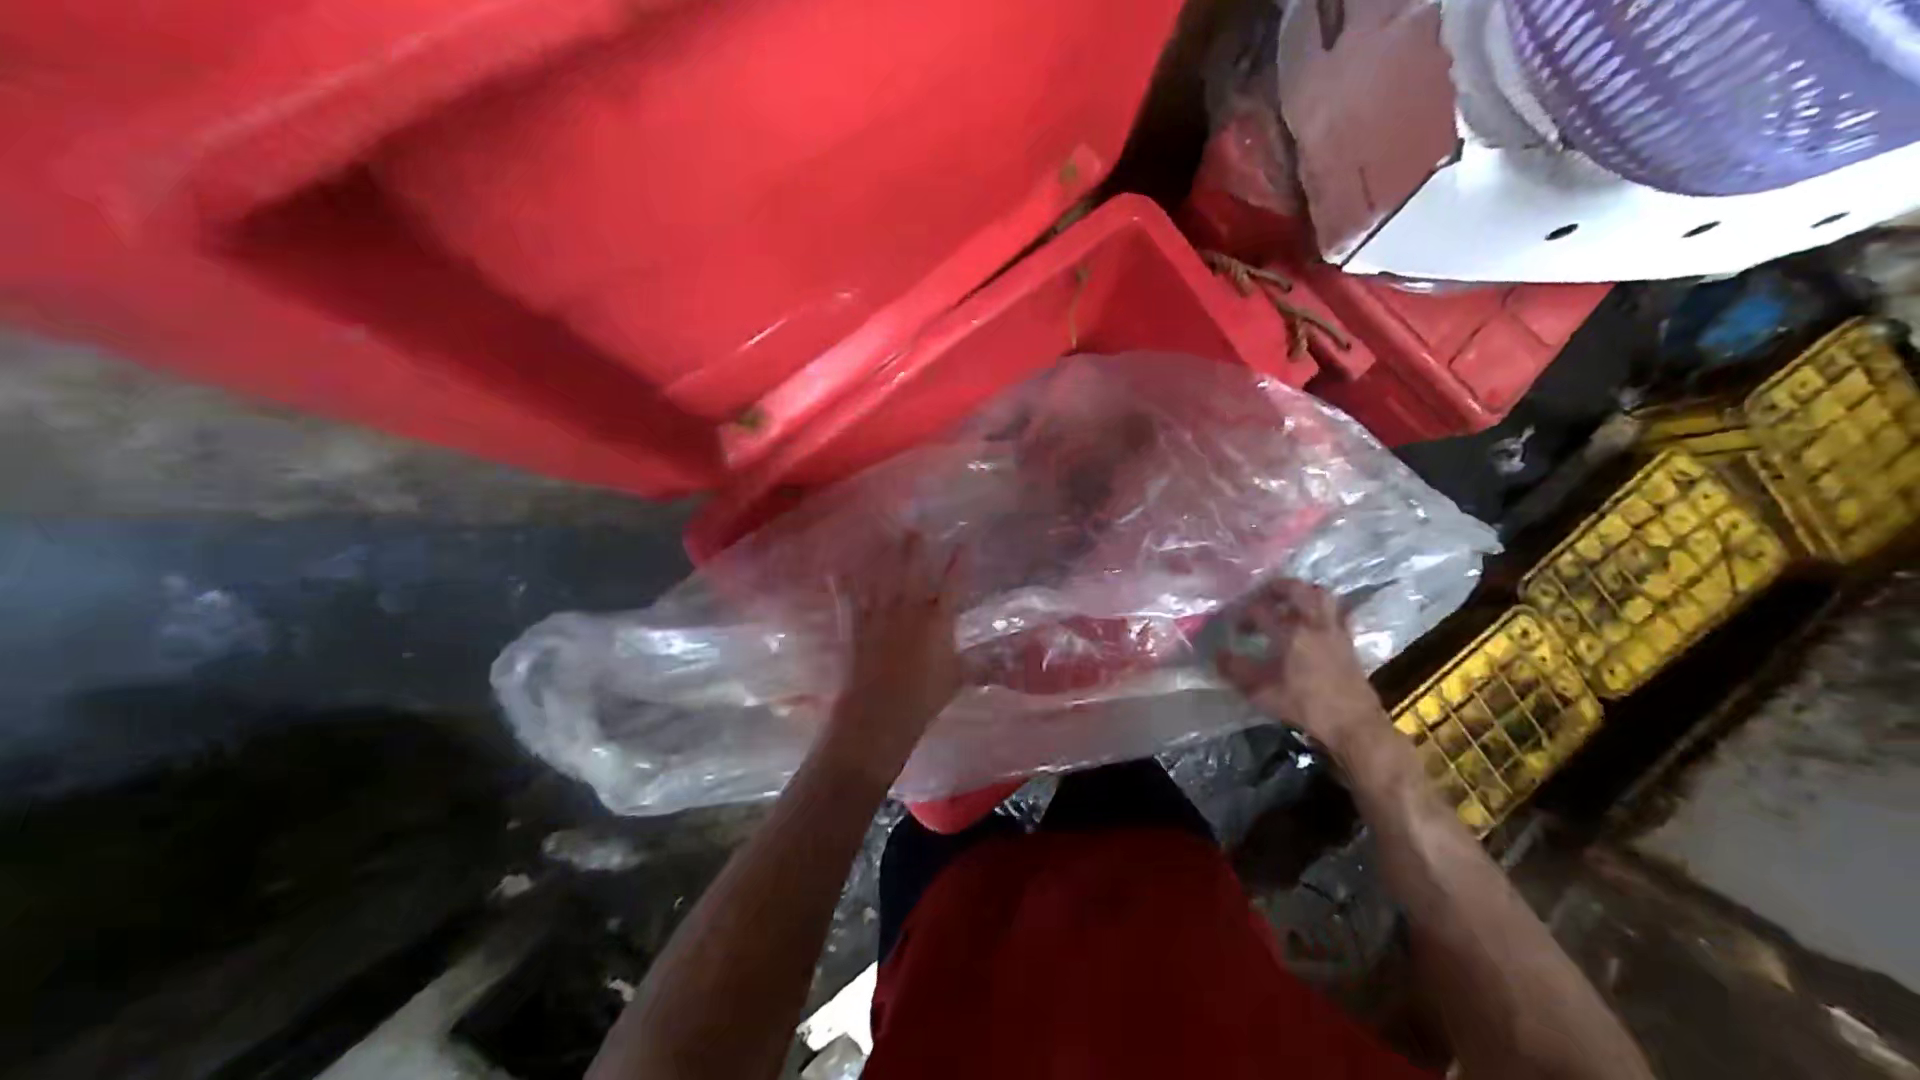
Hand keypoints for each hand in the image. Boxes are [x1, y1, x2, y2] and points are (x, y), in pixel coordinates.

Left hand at [823, 532, 963, 781]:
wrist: (879, 710)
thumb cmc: (924, 697)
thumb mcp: (957, 679)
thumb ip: (979, 665)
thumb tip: (1004, 662)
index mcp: (937, 620)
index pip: (953, 584)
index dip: (960, 563)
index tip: (965, 543)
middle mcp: (908, 609)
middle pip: (913, 570)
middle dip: (915, 547)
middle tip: (915, 527)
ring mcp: (879, 614)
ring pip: (882, 576)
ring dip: (883, 555)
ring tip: (884, 535)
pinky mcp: (855, 625)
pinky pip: (849, 598)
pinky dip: (843, 584)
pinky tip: (837, 569)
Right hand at [1215, 579, 1386, 753]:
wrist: (1352, 723)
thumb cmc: (1305, 706)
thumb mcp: (1261, 692)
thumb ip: (1235, 670)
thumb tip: (1217, 655)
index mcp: (1290, 633)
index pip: (1259, 610)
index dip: (1242, 614)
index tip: (1234, 627)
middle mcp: (1313, 623)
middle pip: (1296, 589)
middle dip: (1275, 588)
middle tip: (1261, 596)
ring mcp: (1334, 629)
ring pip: (1321, 595)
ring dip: (1303, 593)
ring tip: (1288, 603)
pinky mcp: (1348, 640)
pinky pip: (1337, 612)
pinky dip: (1323, 609)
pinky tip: (1313, 622)